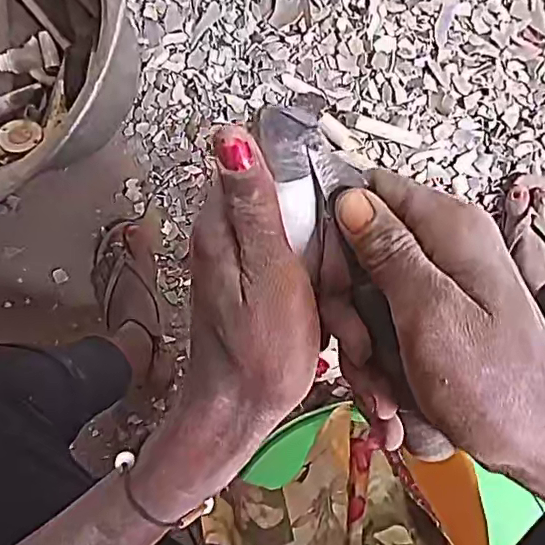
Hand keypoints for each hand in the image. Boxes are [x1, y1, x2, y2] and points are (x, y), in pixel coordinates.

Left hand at [134, 126, 321, 516]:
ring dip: (321, 265)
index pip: (264, 161)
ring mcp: (242, 258)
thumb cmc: (256, 352)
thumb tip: (231, 137)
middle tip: (322, 275)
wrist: (241, 407)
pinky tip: (317, 310)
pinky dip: (315, 284)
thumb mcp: (267, 271)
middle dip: (319, 234)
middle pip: (289, 199)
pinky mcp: (258, 279)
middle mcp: (225, 235)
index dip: (306, 182)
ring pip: (301, 234)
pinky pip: (299, 263)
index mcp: (222, 224)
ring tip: (321, 300)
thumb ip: (254, 205)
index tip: (323, 223)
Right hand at [321, 171, 544, 503]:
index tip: (335, 286)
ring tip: (386, 389)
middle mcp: (445, 249)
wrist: (539, 444)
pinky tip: (393, 398)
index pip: (367, 193)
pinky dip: (380, 366)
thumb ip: (388, 253)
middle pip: (358, 255)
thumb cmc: (500, 389)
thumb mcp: (431, 314)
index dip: (337, 236)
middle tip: (362, 349)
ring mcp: (438, 286)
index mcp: (451, 229)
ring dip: (363, 351)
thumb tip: (350, 200)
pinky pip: (382, 329)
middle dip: (350, 311)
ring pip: (365, 300)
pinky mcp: (433, 318)